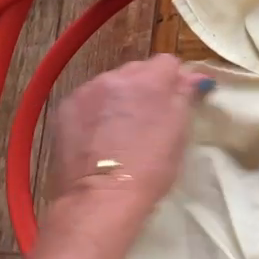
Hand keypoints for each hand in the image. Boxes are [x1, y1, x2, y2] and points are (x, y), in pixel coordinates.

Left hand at [43, 55, 208, 213]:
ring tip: (122, 127)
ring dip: (121, 96)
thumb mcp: (179, 132)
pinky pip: (89, 98)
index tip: (177, 101)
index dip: (176, 80)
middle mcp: (115, 77)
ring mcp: (86, 91)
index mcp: (149, 80)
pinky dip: (98, 109)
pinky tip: (100, 133)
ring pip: (111, 83)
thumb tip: (194, 76)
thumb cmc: (151, 167)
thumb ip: (185, 96)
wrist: (101, 197)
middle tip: (151, 115)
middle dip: (147, 85)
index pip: (168, 62)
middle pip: (138, 69)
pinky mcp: (64, 108)